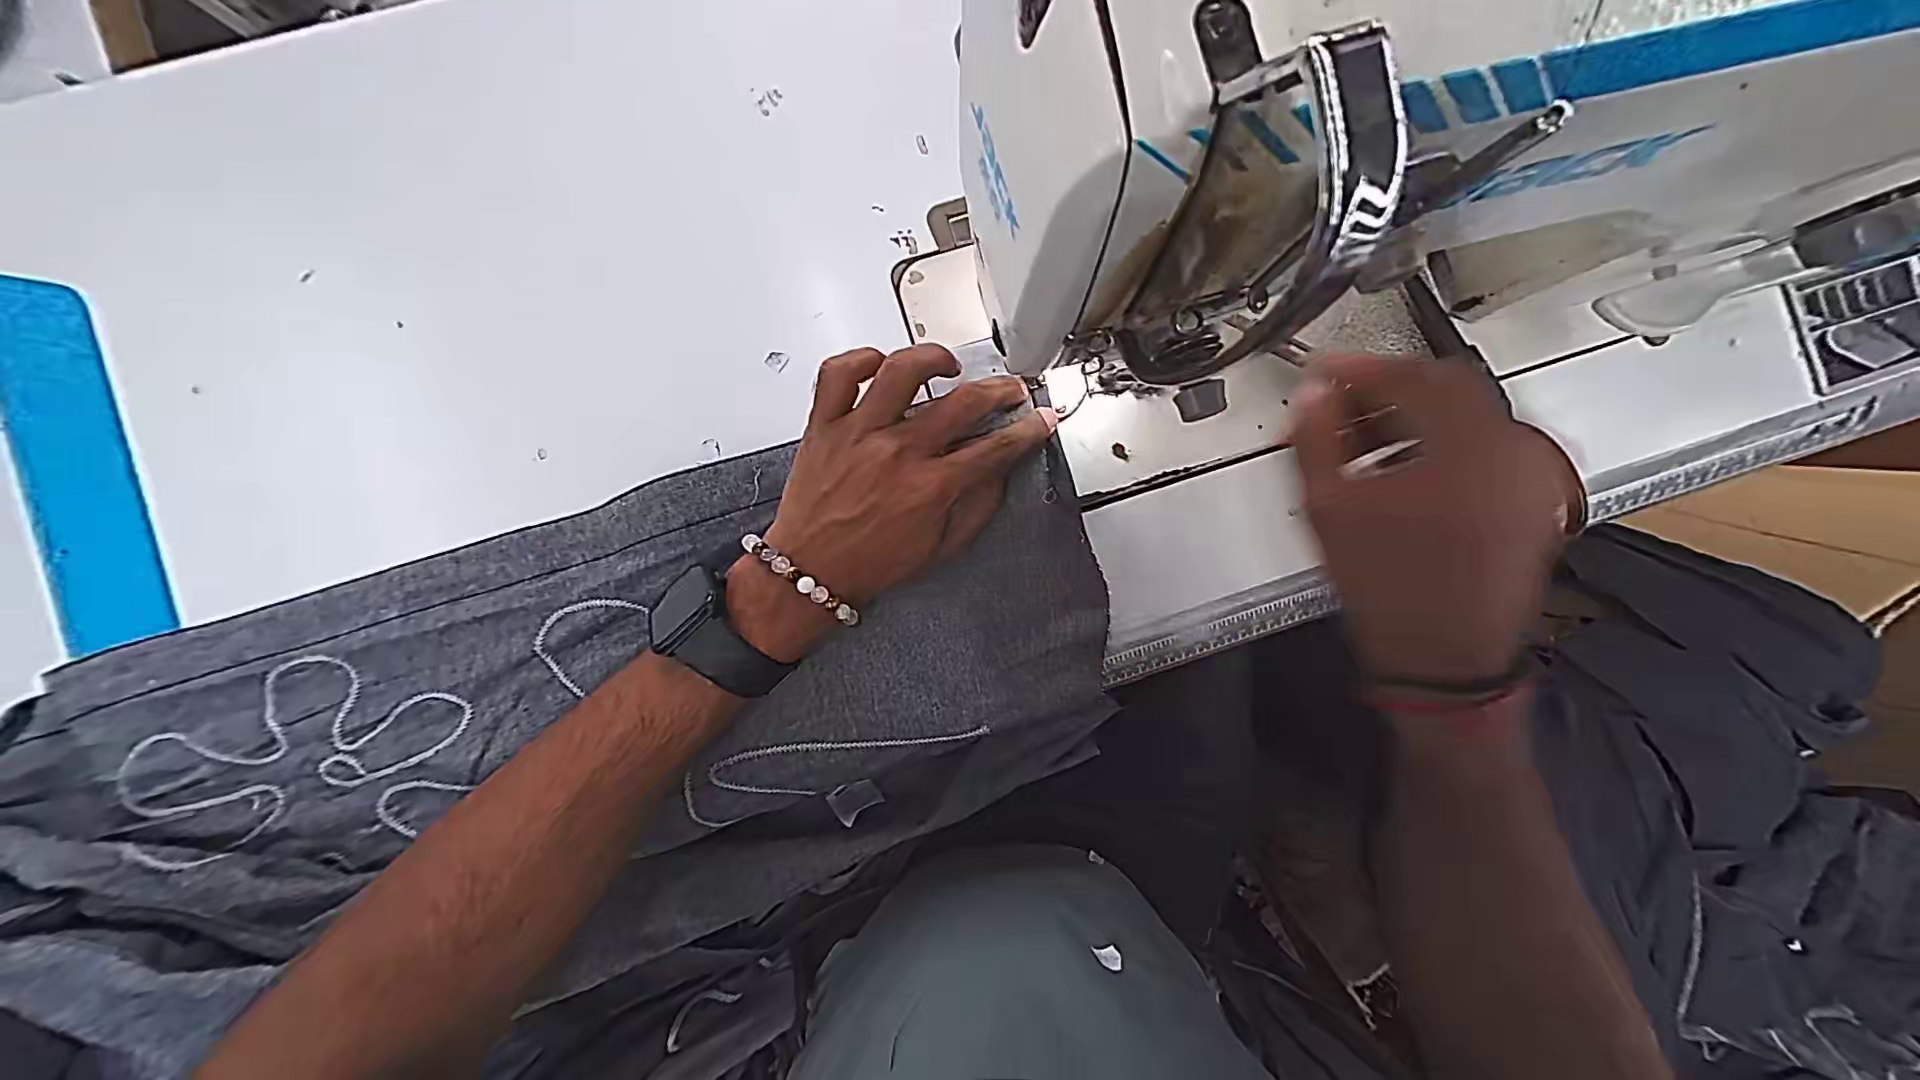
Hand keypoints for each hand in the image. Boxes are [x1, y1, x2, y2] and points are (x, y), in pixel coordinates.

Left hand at [725, 345, 1058, 661]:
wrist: (812, 571)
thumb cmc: (869, 563)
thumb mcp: (940, 547)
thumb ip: (977, 508)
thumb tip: (1000, 472)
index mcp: (930, 488)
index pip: (995, 447)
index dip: (1027, 430)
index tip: (1037, 421)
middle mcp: (897, 453)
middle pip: (963, 402)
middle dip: (1001, 390)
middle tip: (1008, 389)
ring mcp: (859, 434)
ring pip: (902, 371)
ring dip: (935, 359)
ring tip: (947, 366)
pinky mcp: (825, 426)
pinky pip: (839, 374)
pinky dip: (860, 359)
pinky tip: (880, 365)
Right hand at [1289, 354, 1578, 687]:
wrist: (1440, 653)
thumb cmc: (1390, 590)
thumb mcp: (1330, 508)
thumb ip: (1315, 440)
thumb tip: (1313, 395)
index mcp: (1469, 448)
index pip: (1414, 376)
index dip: (1360, 367)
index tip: (1326, 369)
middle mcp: (1514, 452)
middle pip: (1445, 389)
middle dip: (1383, 391)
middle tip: (1337, 404)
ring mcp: (1528, 475)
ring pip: (1464, 417)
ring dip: (1408, 418)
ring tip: (1357, 443)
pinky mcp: (1530, 497)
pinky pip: (1481, 447)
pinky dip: (1435, 443)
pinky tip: (1393, 468)